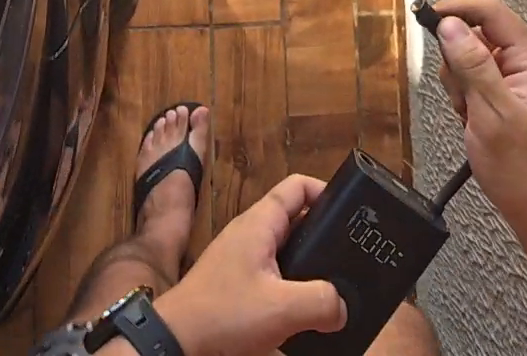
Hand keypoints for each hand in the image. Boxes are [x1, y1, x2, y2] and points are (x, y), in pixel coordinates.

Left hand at [150, 175, 346, 355]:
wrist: (175, 342)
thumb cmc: (225, 314)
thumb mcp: (281, 308)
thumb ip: (321, 302)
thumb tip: (343, 307)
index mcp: (260, 222)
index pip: (298, 186)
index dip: (326, 191)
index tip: (351, 215)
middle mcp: (250, 232)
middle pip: (295, 219)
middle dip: (323, 235)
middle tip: (349, 258)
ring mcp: (240, 258)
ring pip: (285, 251)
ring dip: (308, 267)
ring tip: (333, 290)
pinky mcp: (234, 284)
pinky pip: (272, 274)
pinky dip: (291, 287)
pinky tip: (303, 314)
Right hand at [431, 0, 526, 242]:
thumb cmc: (523, 168)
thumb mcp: (491, 112)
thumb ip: (472, 64)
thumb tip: (449, 23)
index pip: (491, 11)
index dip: (457, 9)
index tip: (425, 18)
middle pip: (481, 34)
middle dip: (459, 60)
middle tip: (460, 97)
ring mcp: (526, 81)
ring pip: (477, 59)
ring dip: (463, 83)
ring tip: (470, 117)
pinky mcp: (517, 99)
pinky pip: (483, 81)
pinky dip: (470, 97)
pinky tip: (474, 123)